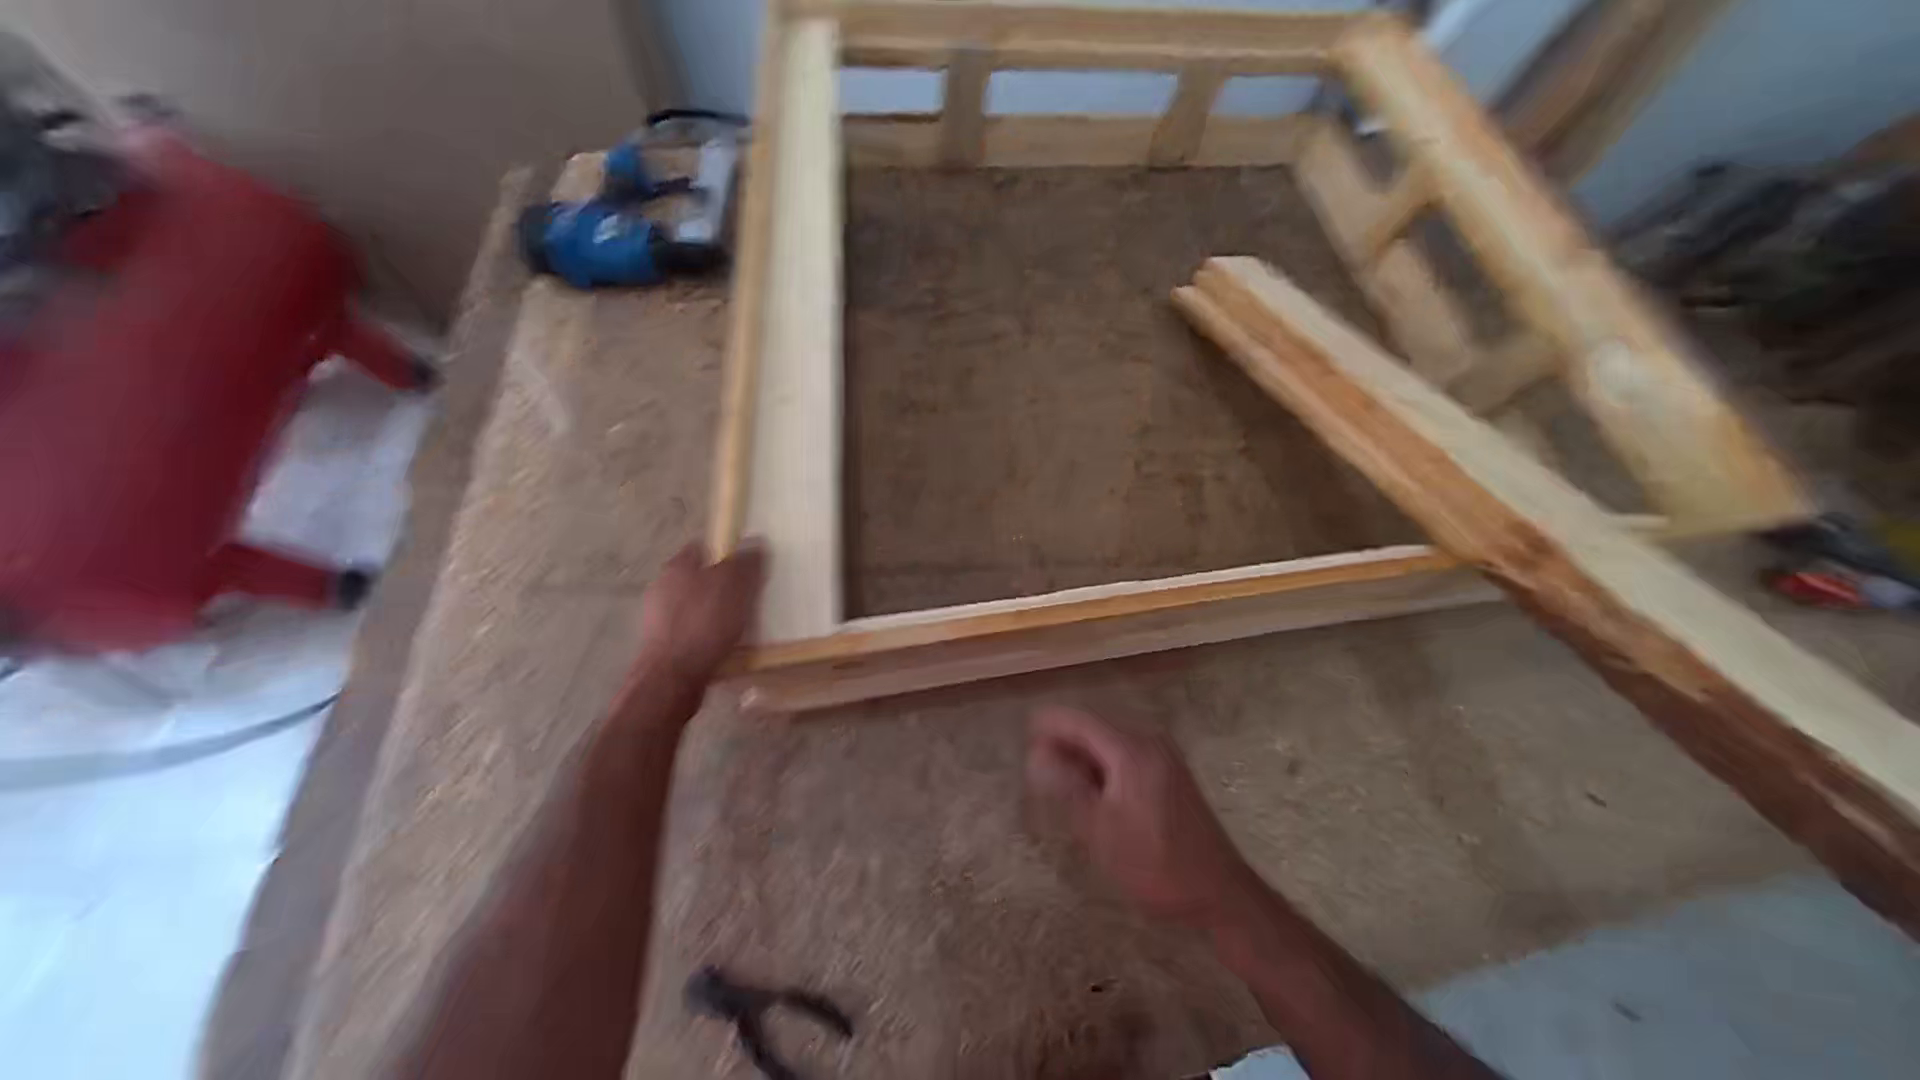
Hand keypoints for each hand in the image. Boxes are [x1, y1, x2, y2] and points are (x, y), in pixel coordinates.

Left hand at [636, 540, 766, 685]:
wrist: (673, 677)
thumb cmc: (705, 624)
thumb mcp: (735, 586)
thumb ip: (746, 562)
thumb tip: (756, 541)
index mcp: (678, 566)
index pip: (706, 546)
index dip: (729, 551)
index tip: (749, 564)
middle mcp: (662, 586)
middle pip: (701, 576)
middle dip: (725, 585)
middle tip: (750, 596)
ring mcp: (659, 616)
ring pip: (697, 605)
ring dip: (717, 612)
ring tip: (741, 626)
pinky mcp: (663, 643)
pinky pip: (693, 630)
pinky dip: (708, 634)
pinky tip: (724, 646)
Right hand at [1028, 707, 1256, 927]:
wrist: (1220, 893)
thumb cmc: (1155, 864)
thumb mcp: (1099, 830)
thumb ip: (1066, 787)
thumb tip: (1035, 755)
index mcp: (1131, 749)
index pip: (1079, 720)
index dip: (1047, 726)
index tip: (1022, 738)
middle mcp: (1149, 741)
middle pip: (1093, 727)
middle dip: (1063, 743)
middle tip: (1037, 770)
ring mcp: (1163, 755)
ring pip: (1108, 742)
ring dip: (1082, 757)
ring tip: (1058, 784)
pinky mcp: (1169, 772)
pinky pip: (1124, 755)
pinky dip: (1102, 766)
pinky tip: (1091, 793)